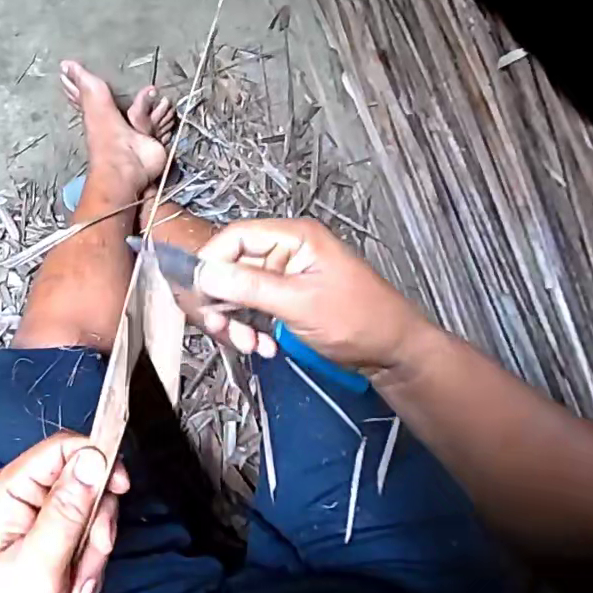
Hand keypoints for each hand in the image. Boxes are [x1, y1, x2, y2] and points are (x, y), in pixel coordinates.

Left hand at [0, 433, 129, 592]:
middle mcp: (21, 502)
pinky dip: (86, 568)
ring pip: (88, 514)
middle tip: (90, 553)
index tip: (119, 486)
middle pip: (82, 481)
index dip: (97, 461)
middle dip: (96, 522)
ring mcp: (33, 526)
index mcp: (9, 492)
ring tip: (73, 586)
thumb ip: (68, 509)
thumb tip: (91, 459)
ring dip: (91, 553)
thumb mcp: (38, 566)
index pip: (63, 448)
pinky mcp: (45, 549)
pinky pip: (83, 541)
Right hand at [193, 217, 433, 372]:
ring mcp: (284, 276)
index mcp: (294, 237)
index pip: (234, 237)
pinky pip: (251, 309)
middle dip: (223, 301)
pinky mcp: (284, 299)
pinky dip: (249, 328)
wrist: (394, 354)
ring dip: (235, 321)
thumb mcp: (300, 303)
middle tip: (222, 328)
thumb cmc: (359, 320)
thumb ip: (249, 286)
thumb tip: (205, 273)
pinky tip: (262, 346)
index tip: (198, 293)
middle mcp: (285, 251)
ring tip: (249, 345)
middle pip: (231, 267)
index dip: (211, 263)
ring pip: (237, 292)